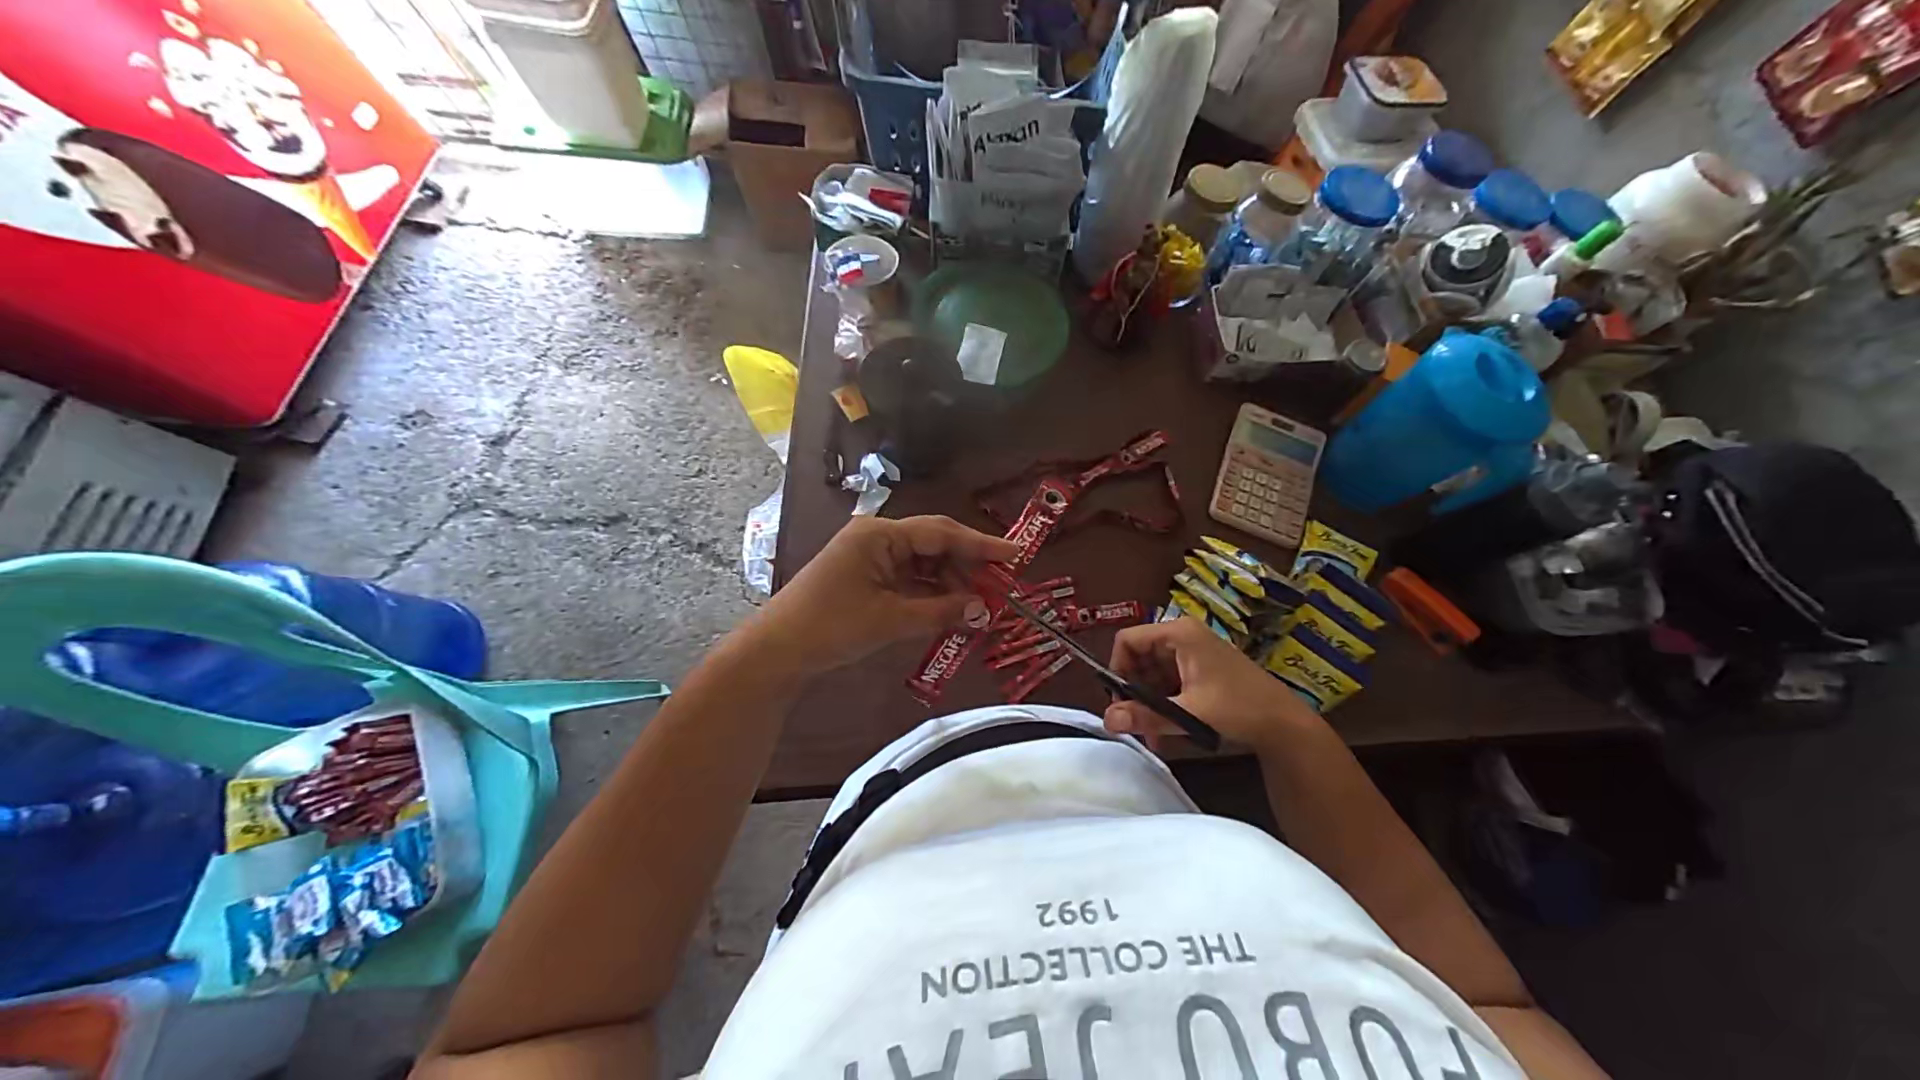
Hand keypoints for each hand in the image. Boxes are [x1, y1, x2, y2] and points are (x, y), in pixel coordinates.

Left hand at [750, 515, 1019, 678]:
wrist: (777, 651)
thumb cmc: (831, 627)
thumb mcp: (891, 620)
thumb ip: (941, 612)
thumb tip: (983, 611)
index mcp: (880, 535)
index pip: (941, 533)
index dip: (981, 545)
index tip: (1016, 554)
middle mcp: (876, 538)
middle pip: (934, 545)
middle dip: (967, 568)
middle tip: (999, 591)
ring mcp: (869, 557)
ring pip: (923, 564)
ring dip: (949, 585)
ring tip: (977, 608)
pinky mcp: (865, 577)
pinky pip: (908, 579)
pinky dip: (929, 595)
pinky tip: (949, 612)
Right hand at [1104, 617, 1323, 753]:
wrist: (1285, 724)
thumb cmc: (1238, 708)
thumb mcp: (1189, 713)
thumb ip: (1146, 716)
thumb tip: (1107, 720)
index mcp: (1179, 633)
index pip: (1128, 640)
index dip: (1117, 668)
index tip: (1120, 700)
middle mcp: (1183, 635)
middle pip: (1138, 657)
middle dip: (1134, 691)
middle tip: (1135, 721)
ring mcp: (1192, 652)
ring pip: (1152, 672)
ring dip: (1148, 701)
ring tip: (1152, 732)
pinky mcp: (1199, 668)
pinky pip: (1168, 681)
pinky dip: (1163, 703)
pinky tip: (1166, 729)